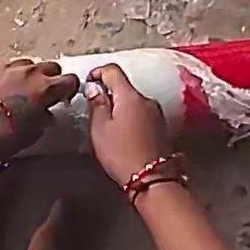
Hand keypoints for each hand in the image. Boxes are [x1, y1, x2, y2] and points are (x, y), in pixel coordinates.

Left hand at [0, 58, 81, 178]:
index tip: (61, 98)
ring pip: (25, 64)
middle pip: (49, 67)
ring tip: (15, 91)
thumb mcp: (34, 132)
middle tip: (39, 94)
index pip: (70, 80)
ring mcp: (8, 67)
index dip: (67, 89)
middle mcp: (30, 72)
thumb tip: (45, 113)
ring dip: (25, 75)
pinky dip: (2, 76)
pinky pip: (1, 67)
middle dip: (48, 78)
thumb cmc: (6, 138)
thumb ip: (44, 118)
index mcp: (47, 88)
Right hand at [84, 64, 171, 184]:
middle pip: (124, 87)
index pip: (113, 71)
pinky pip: (141, 113)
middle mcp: (147, 100)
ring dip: (119, 106)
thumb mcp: (99, 128)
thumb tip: (94, 87)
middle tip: (94, 108)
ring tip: (107, 125)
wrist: (151, 178)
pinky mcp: (161, 126)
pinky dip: (129, 116)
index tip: (88, 83)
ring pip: (133, 101)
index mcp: (130, 96)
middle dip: (108, 92)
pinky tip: (122, 133)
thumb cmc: (120, 153)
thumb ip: (97, 104)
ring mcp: (156, 113)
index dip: (98, 72)